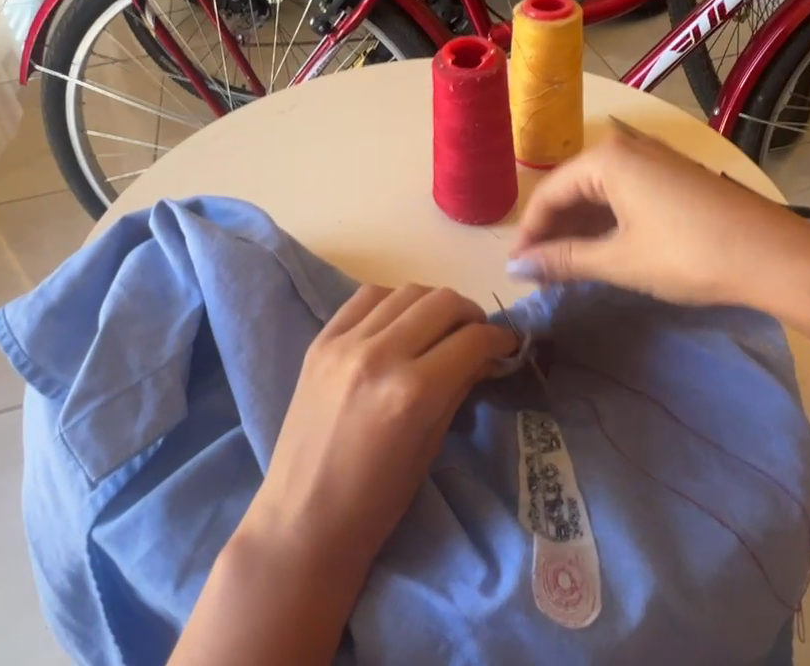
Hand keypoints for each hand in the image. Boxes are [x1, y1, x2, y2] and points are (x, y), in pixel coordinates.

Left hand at [239, 284, 517, 577]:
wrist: (302, 519)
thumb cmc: (376, 502)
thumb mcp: (431, 447)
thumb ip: (459, 389)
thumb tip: (486, 355)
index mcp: (412, 393)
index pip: (472, 340)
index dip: (499, 338)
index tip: (507, 345)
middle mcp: (379, 355)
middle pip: (443, 302)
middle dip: (471, 315)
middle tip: (477, 336)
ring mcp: (344, 343)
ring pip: (407, 291)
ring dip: (433, 304)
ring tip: (439, 329)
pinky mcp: (319, 341)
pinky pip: (366, 297)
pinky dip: (392, 302)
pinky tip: (399, 324)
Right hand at [509, 132, 809, 307]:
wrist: (776, 256)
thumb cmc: (690, 255)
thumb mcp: (620, 260)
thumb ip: (564, 261)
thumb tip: (516, 268)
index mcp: (607, 159)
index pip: (548, 193)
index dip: (530, 233)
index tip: (517, 269)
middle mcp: (627, 147)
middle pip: (573, 188)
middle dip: (554, 230)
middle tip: (541, 271)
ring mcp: (656, 160)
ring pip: (601, 191)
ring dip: (580, 228)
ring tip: (568, 266)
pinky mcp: (677, 177)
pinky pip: (626, 193)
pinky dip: (608, 221)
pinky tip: (604, 249)